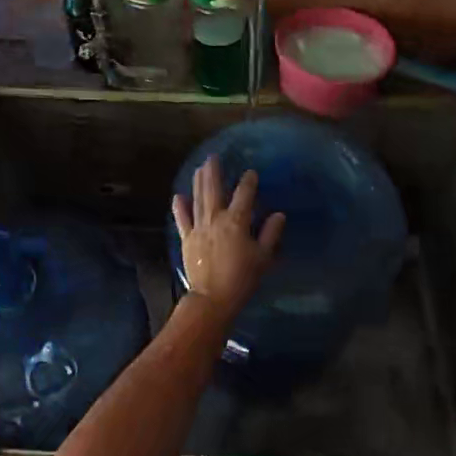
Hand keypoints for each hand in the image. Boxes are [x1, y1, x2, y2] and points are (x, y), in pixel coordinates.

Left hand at [172, 156, 284, 311]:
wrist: (212, 298)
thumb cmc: (242, 278)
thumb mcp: (263, 257)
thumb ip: (270, 234)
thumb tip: (278, 215)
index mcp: (236, 222)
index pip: (244, 195)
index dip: (248, 182)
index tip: (250, 173)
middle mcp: (215, 219)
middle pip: (214, 190)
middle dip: (214, 172)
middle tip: (212, 157)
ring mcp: (198, 228)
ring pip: (198, 199)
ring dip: (198, 182)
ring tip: (199, 168)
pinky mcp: (187, 239)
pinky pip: (182, 219)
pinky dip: (180, 207)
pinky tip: (178, 195)